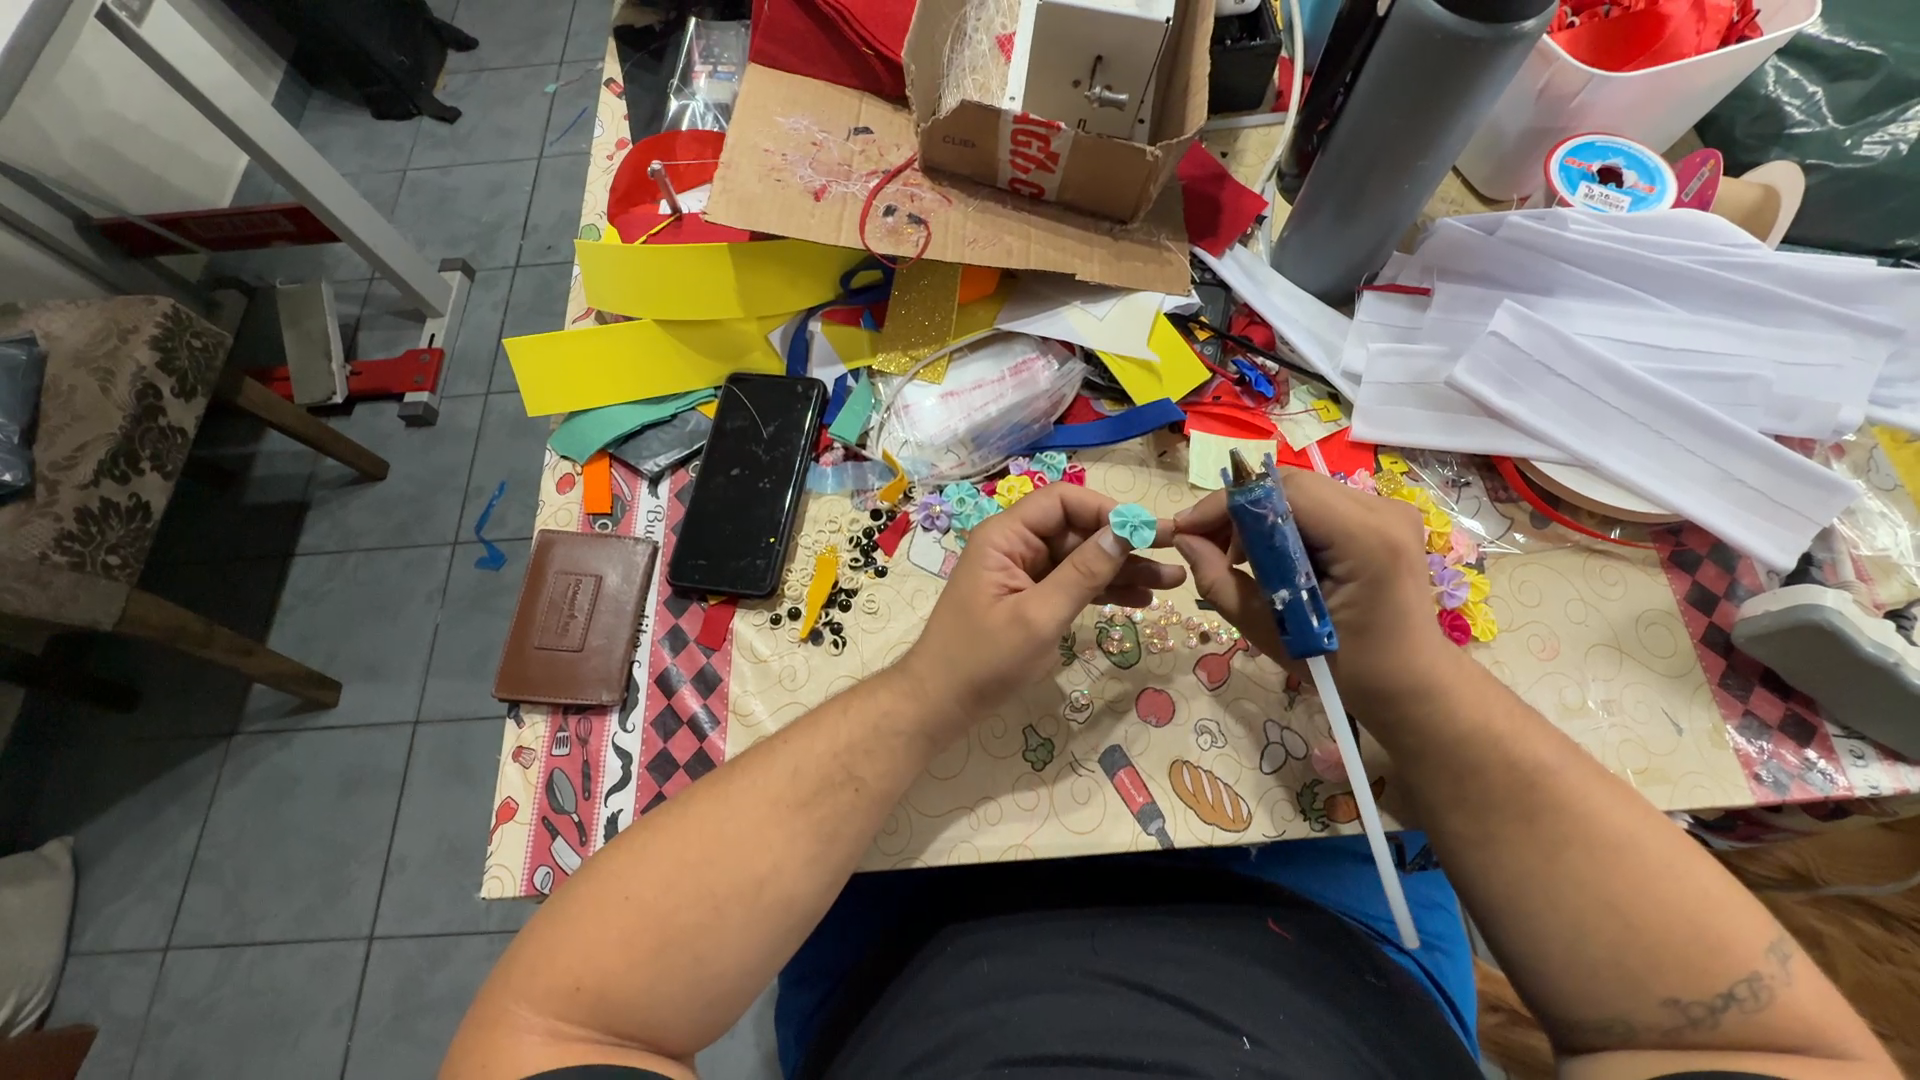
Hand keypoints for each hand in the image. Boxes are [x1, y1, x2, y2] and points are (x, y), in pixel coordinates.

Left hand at [901, 484, 1184, 736]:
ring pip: (1082, 558)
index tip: (1147, 531)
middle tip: (1177, 553)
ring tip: (1173, 581)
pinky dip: (1104, 590)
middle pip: (1078, 530)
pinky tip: (1142, 599)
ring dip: (1124, 569)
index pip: (1062, 501)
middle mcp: (1015, 545)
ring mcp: (1023, 572)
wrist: (942, 702)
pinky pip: (1073, 583)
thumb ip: (1083, 574)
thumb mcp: (1039, 617)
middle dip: (1125, 543)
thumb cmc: (983, 659)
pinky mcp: (1031, 597)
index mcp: (1005, 537)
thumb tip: (1124, 532)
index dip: (1106, 511)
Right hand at [1171, 468, 1463, 715]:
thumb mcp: (1271, 632)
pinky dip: (1282, 522)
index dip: (1227, 503)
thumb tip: (1184, 541)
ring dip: (1258, 516)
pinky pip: (1317, 504)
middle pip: (1289, 486)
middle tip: (1206, 546)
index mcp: (1365, 540)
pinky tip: (1267, 554)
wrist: (1412, 683)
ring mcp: (1388, 509)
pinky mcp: (1383, 516)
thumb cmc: (1345, 669)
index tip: (1186, 529)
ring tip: (1234, 556)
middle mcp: (1383, 511)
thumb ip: (1220, 581)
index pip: (1281, 493)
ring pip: (1300, 492)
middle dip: (1239, 510)